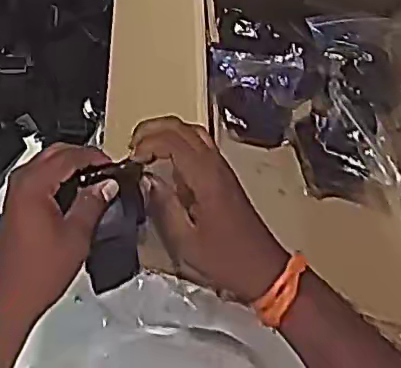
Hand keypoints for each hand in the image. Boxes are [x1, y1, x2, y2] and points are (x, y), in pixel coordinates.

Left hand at [0, 143, 115, 328]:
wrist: (13, 295)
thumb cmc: (38, 273)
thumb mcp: (76, 236)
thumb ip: (92, 203)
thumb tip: (106, 184)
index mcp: (33, 184)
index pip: (67, 156)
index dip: (92, 156)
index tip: (110, 162)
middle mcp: (21, 181)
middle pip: (54, 152)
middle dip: (81, 155)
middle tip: (104, 167)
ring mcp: (16, 189)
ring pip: (46, 161)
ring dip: (69, 164)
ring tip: (94, 177)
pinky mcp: (16, 200)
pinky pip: (39, 175)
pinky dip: (58, 175)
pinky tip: (75, 190)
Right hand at [130, 116, 287, 301]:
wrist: (267, 273)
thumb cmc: (227, 260)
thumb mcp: (186, 242)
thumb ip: (163, 206)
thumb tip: (147, 180)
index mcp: (205, 176)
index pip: (170, 140)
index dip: (146, 143)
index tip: (133, 160)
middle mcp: (214, 164)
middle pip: (179, 126)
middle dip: (151, 130)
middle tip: (133, 146)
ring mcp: (221, 167)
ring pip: (189, 130)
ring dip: (164, 132)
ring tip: (146, 148)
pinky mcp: (223, 174)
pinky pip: (197, 143)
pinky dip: (177, 141)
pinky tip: (167, 162)